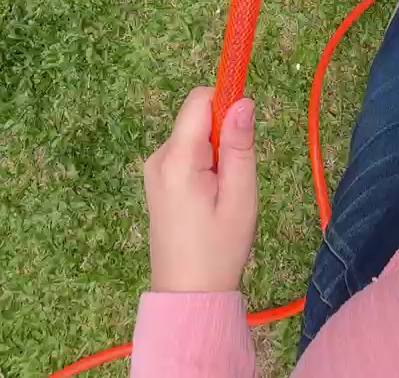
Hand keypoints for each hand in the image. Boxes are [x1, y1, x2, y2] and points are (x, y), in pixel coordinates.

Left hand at [143, 87, 257, 292]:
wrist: (188, 298)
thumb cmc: (219, 249)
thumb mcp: (240, 195)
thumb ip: (240, 144)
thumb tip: (243, 99)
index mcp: (176, 159)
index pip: (200, 100)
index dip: (226, 103)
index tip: (244, 131)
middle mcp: (158, 158)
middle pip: (197, 117)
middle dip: (223, 134)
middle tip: (235, 176)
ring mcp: (154, 170)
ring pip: (194, 134)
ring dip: (215, 151)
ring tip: (223, 193)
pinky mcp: (157, 181)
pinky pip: (186, 152)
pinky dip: (204, 164)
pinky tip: (210, 198)